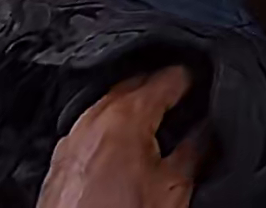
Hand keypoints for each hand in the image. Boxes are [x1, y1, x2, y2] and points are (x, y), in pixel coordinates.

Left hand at [37, 67, 206, 207]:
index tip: (204, 86)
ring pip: (112, 104)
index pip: (170, 77)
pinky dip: (111, 129)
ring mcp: (72, 140)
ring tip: (156, 126)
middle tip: (185, 103)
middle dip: (161, 89)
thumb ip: (196, 147)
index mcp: (128, 115)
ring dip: (135, 107)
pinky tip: (124, 151)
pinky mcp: (58, 165)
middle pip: (138, 83)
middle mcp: (95, 118)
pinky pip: (91, 128)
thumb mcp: (173, 189)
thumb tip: (207, 128)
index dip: (193, 80)